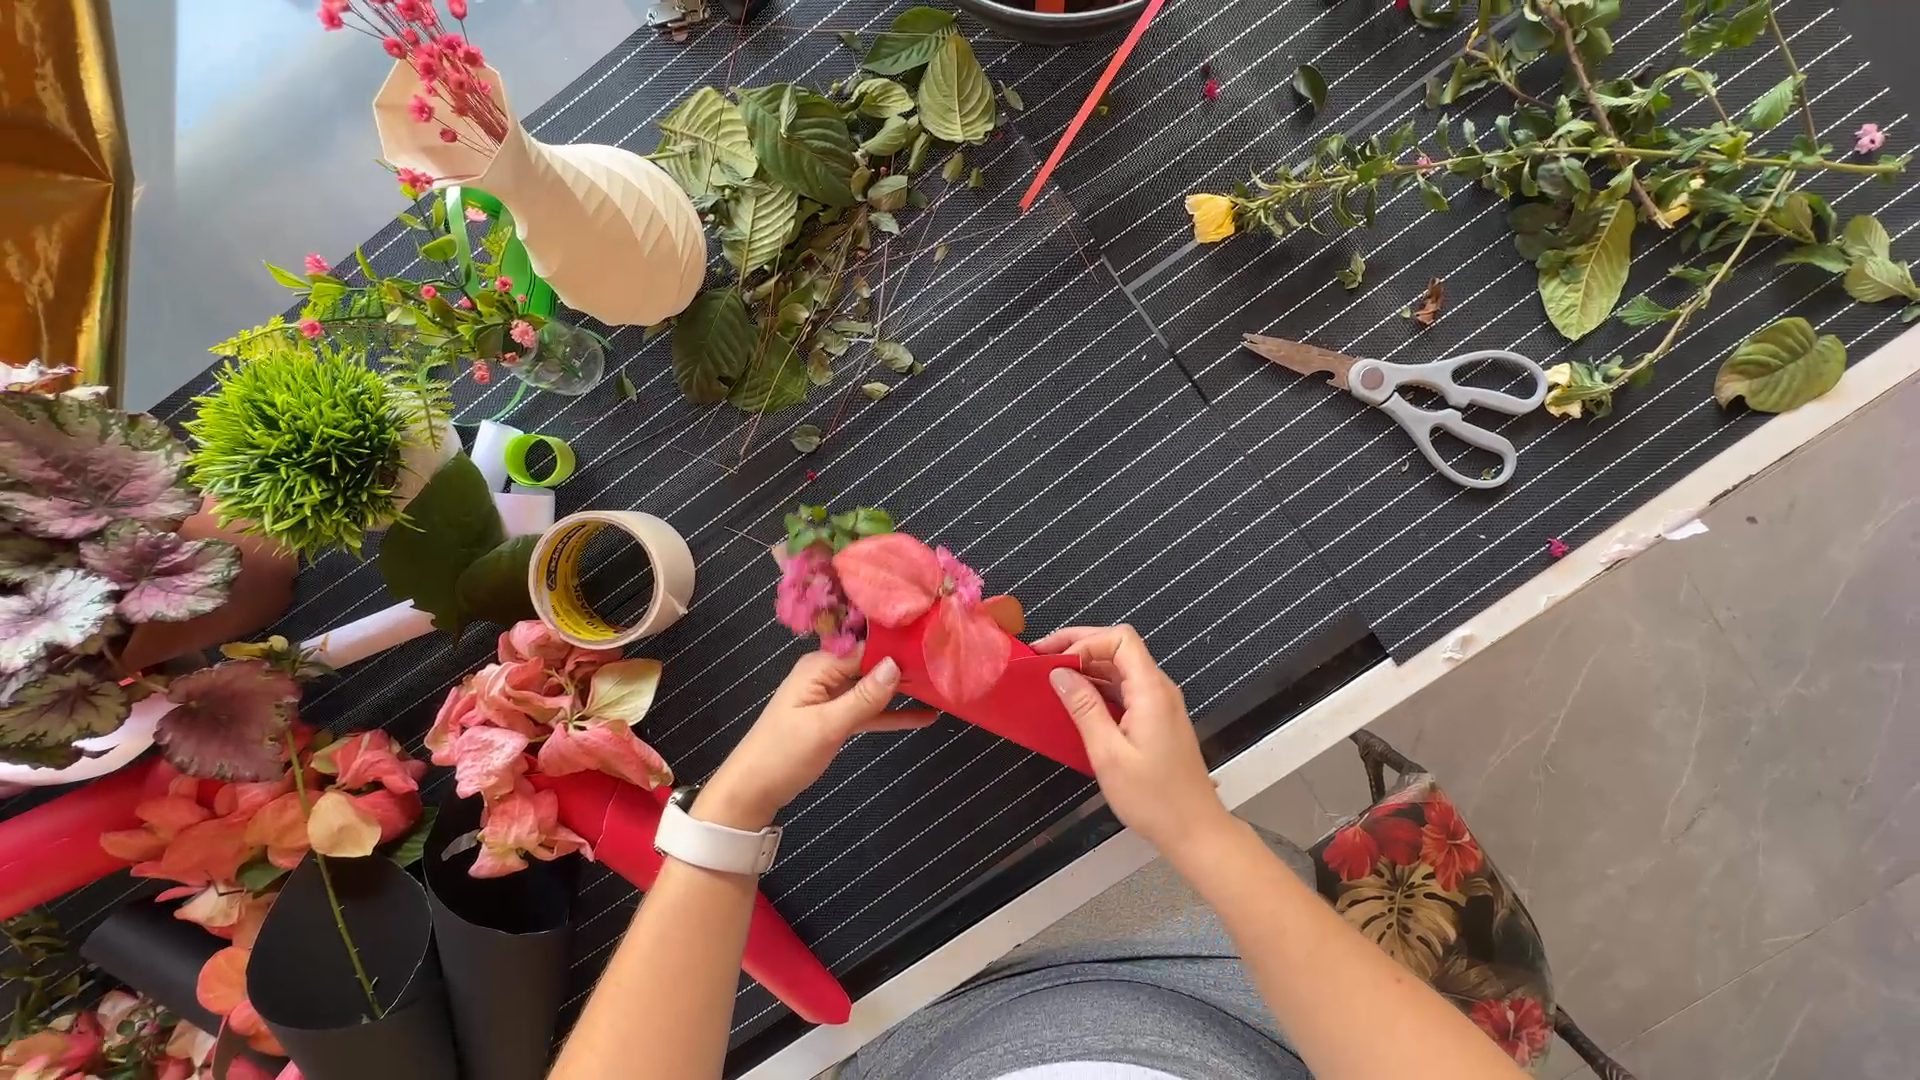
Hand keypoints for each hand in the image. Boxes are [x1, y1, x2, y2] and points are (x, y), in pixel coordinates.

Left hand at [699, 652, 933, 829]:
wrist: (752, 790)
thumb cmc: (784, 753)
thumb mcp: (827, 726)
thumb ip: (863, 697)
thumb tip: (896, 665)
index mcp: (820, 666)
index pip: (866, 648)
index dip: (898, 646)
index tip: (933, 643)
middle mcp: (827, 674)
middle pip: (872, 664)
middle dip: (905, 664)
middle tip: (947, 662)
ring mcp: (832, 696)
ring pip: (874, 688)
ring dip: (903, 690)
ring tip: (943, 685)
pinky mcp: (836, 718)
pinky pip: (870, 711)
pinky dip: (893, 714)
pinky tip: (925, 717)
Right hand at [1035, 625, 1228, 849]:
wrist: (1195, 830)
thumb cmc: (1153, 798)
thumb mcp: (1109, 754)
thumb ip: (1084, 708)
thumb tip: (1060, 674)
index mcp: (1151, 691)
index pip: (1120, 639)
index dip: (1084, 641)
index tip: (1054, 660)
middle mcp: (1159, 689)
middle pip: (1119, 647)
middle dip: (1079, 646)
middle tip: (1042, 656)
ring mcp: (1159, 703)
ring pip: (1120, 667)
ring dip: (1086, 666)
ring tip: (1052, 676)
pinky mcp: (1156, 718)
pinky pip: (1124, 688)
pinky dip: (1098, 686)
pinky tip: (1075, 699)